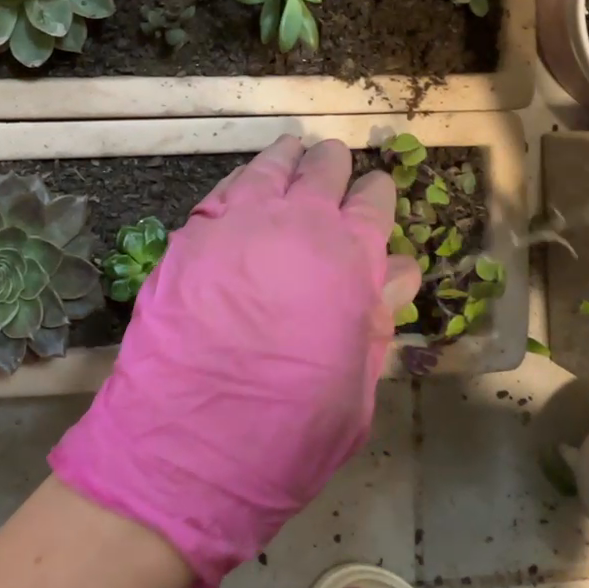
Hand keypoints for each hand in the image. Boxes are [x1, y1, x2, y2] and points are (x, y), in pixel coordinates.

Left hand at [48, 137, 418, 587]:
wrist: (190, 439)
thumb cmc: (291, 426)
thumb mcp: (356, 383)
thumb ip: (375, 315)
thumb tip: (398, 268)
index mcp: (348, 259)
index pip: (372, 206)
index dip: (377, 193)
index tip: (378, 186)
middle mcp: (296, 225)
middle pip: (322, 172)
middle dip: (333, 163)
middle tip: (334, 156)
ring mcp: (239, 222)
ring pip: (270, 168)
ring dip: (287, 157)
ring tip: (294, 148)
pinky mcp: (192, 234)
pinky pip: (225, 188)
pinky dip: (243, 176)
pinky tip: (247, 177)